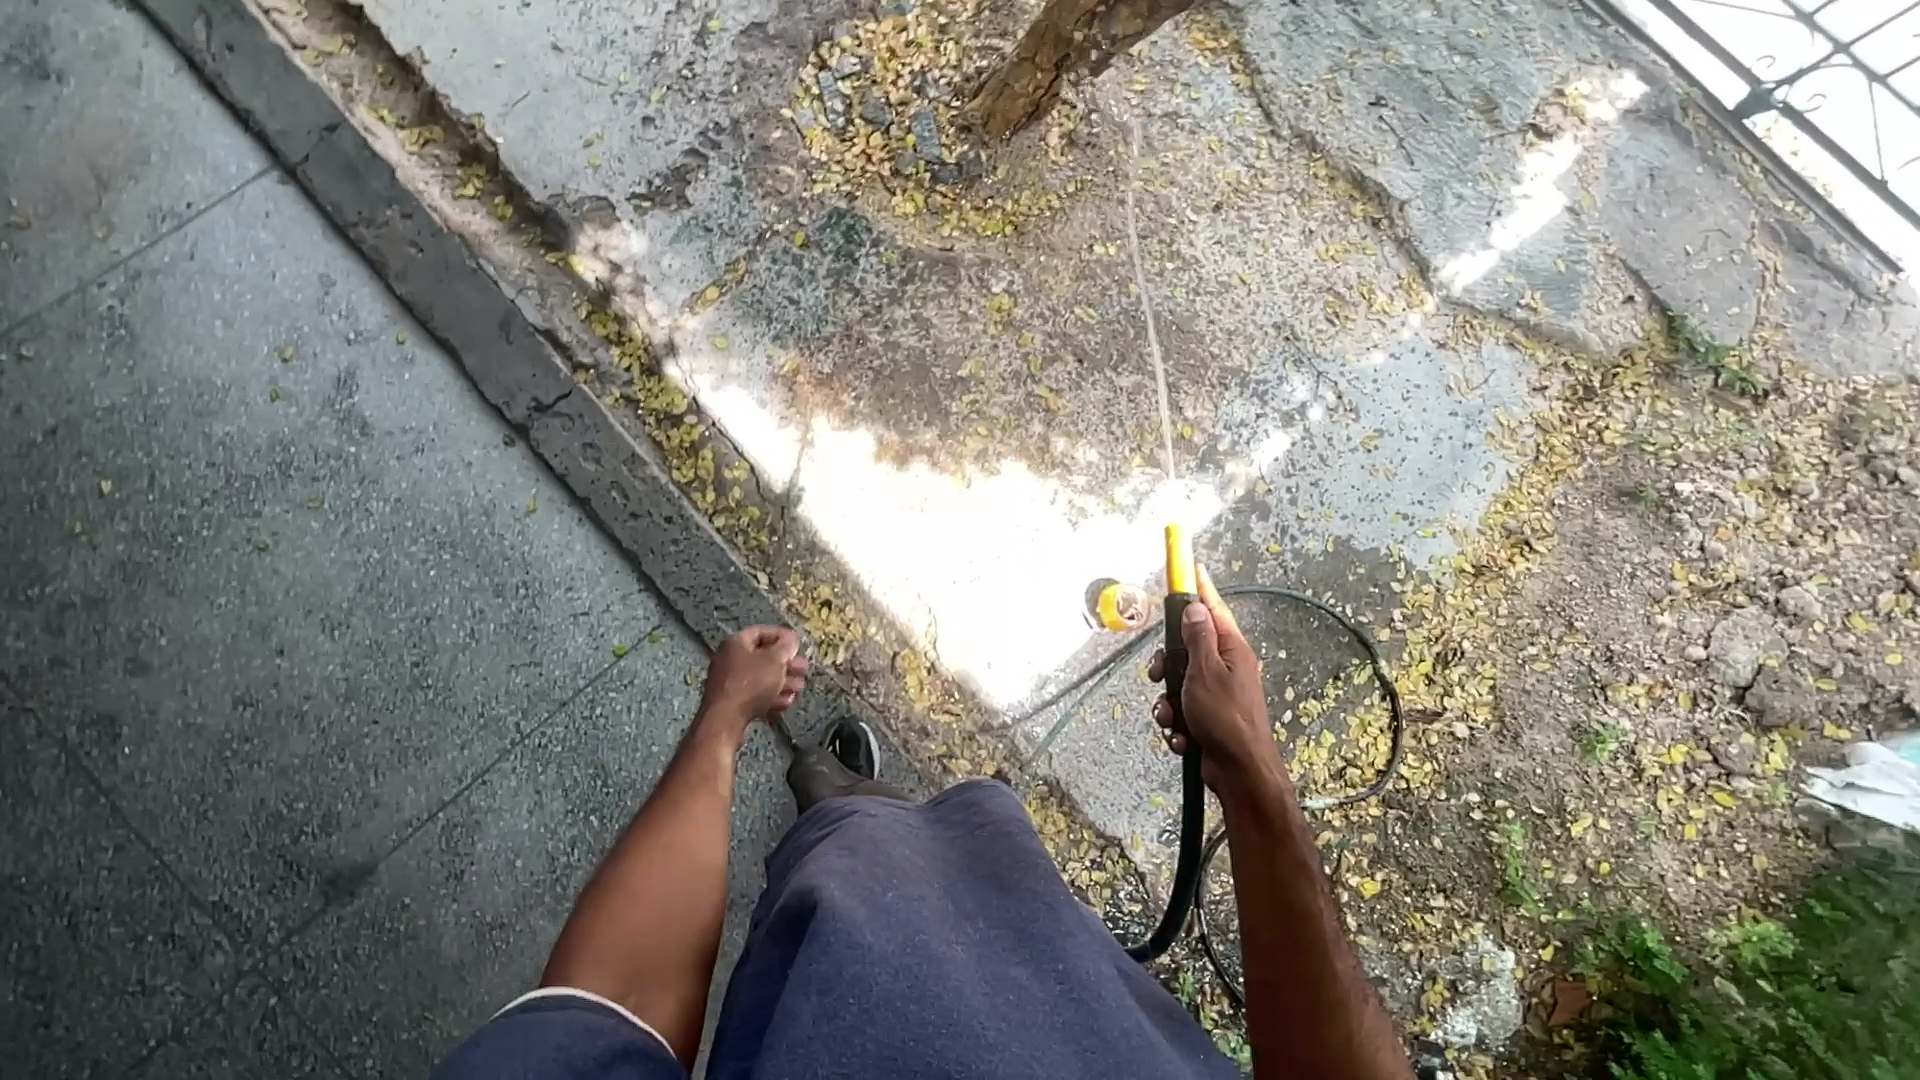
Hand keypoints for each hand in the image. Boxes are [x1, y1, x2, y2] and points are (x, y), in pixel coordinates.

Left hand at [696, 625, 807, 747]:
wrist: (726, 719)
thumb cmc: (751, 683)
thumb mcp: (775, 660)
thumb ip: (786, 647)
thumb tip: (791, 640)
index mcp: (735, 643)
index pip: (761, 631)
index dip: (782, 635)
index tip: (798, 642)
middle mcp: (729, 660)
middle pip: (764, 657)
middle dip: (787, 663)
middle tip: (803, 668)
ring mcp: (730, 682)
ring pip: (762, 678)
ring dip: (783, 682)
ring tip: (799, 687)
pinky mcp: (732, 702)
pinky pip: (755, 694)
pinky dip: (771, 696)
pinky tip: (785, 702)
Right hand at [1148, 566, 1288, 795]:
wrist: (1239, 773)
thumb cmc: (1226, 720)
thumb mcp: (1206, 672)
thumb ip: (1197, 638)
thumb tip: (1194, 608)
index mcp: (1231, 650)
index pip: (1212, 608)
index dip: (1199, 587)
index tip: (1190, 566)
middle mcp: (1225, 667)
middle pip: (1186, 648)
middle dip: (1166, 665)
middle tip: (1159, 676)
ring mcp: (1216, 693)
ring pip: (1178, 682)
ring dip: (1168, 701)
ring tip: (1172, 717)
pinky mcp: (1207, 717)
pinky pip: (1181, 710)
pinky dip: (1176, 723)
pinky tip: (1182, 736)